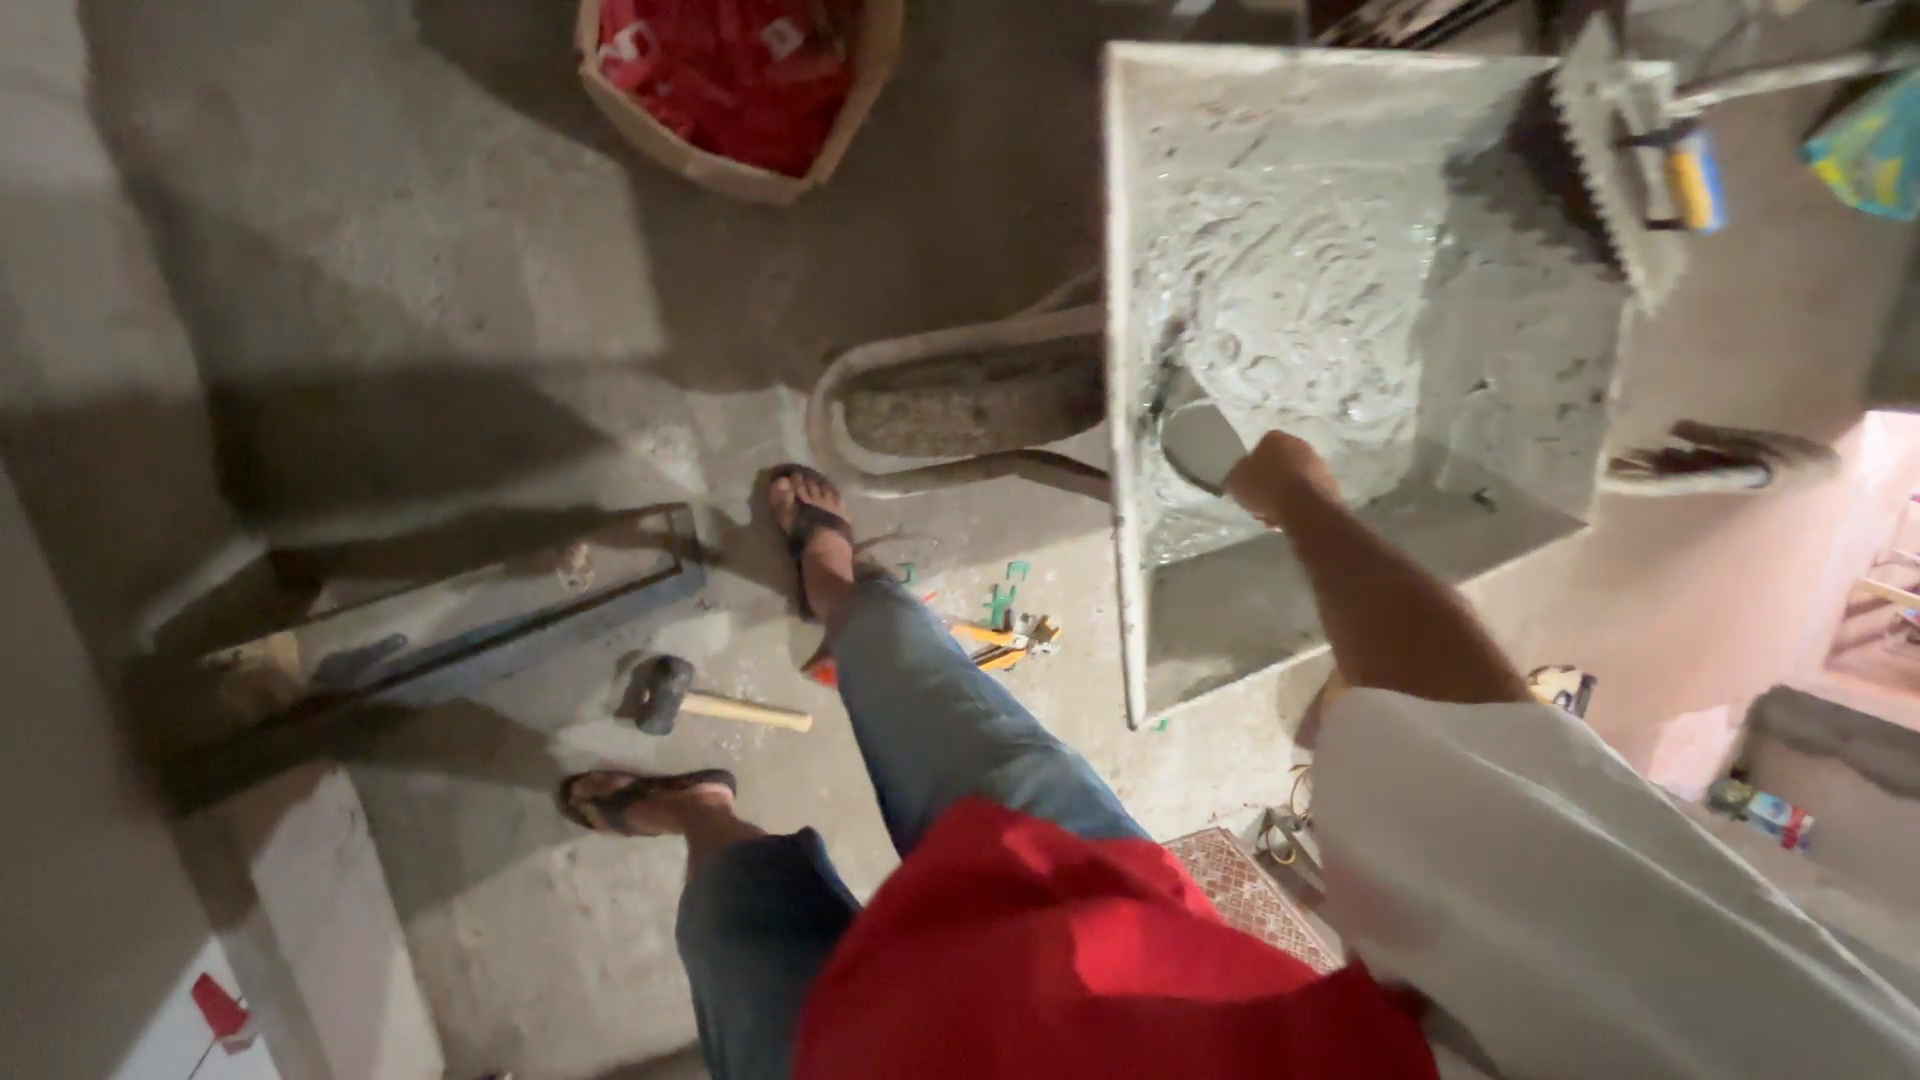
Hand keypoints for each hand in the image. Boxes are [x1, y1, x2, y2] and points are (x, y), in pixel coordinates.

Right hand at [1224, 430, 1339, 525]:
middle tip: (1260, 502)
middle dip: (1270, 483)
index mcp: (1275, 438)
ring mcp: (1318, 463)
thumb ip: (1236, 475)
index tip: (1248, 485)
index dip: (1252, 468)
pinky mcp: (1330, 483)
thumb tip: (1240, 475)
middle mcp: (1299, 444)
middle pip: (1279, 465)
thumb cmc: (1265, 487)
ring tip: (1273, 516)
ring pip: (1293, 481)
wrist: (1304, 507)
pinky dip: (1298, 504)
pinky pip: (1307, 493)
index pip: (1260, 448)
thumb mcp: (1235, 481)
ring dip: (1283, 496)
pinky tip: (1289, 518)